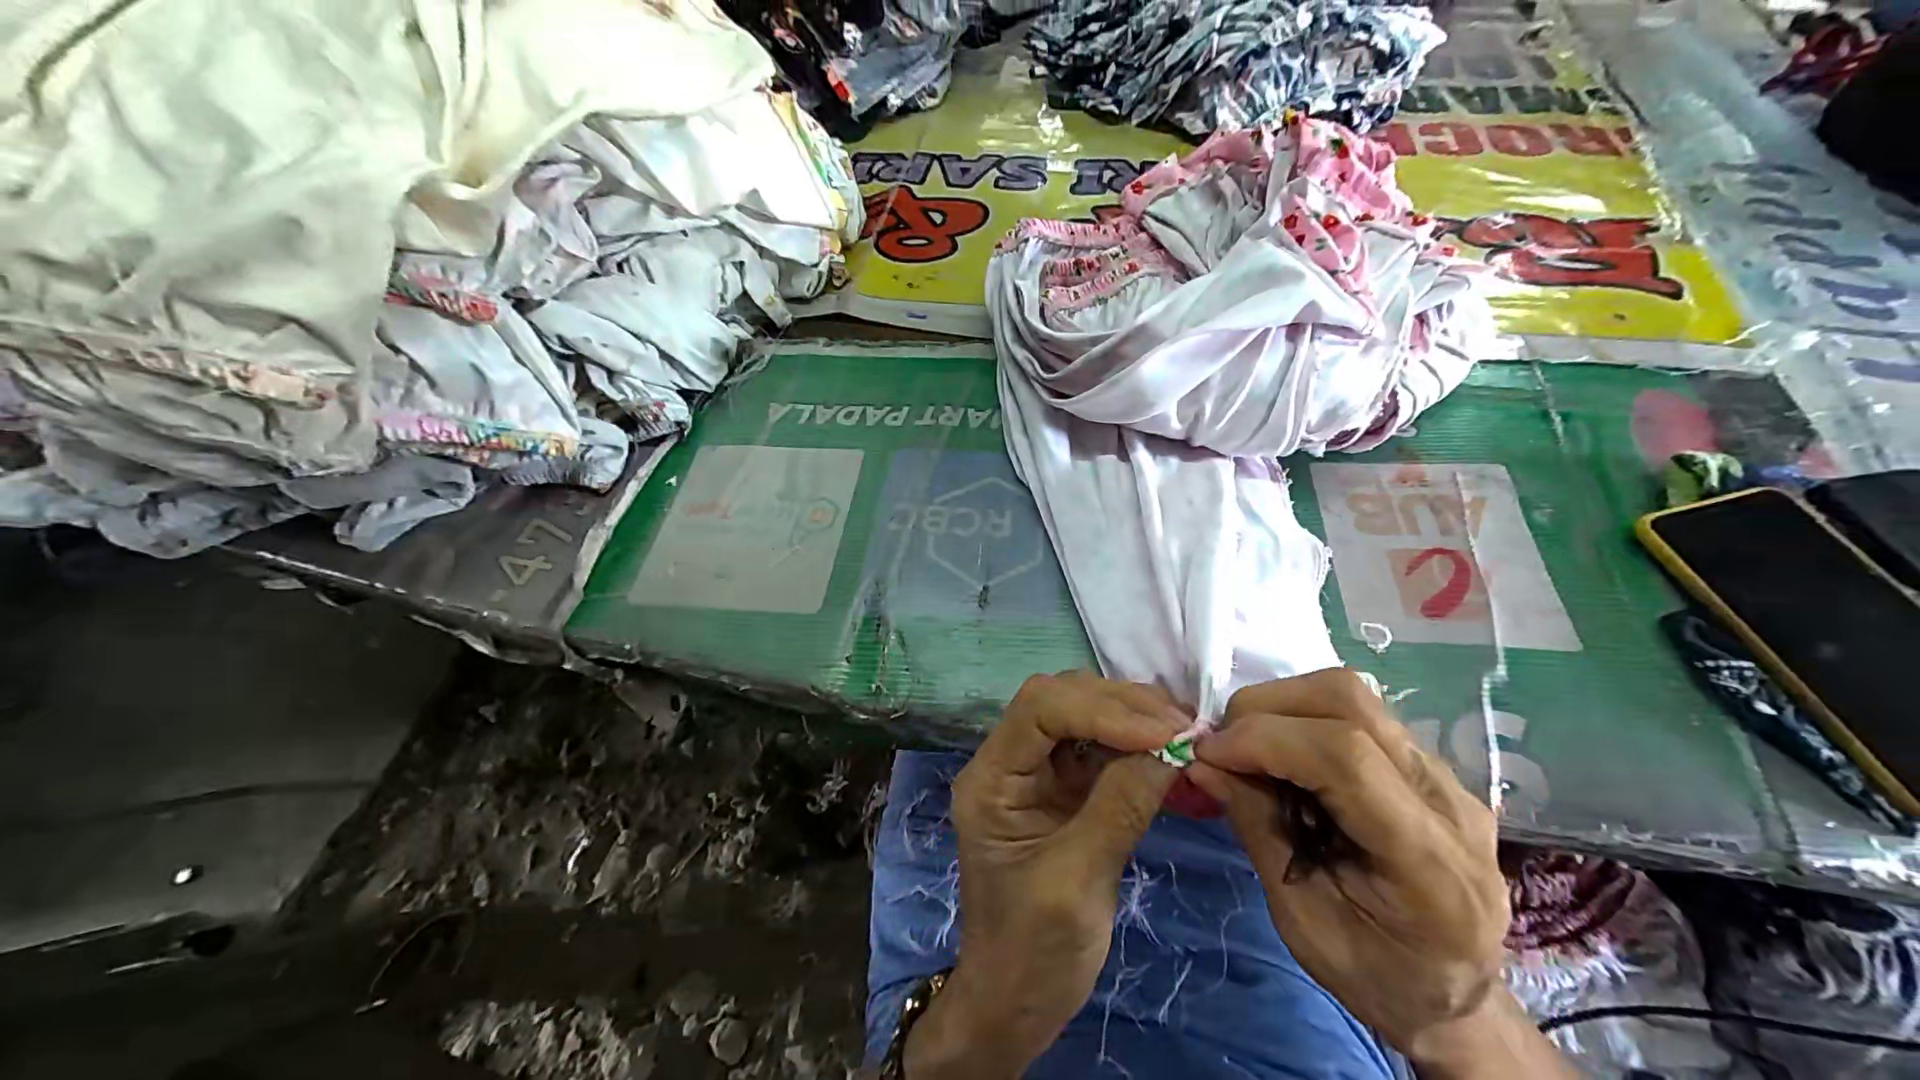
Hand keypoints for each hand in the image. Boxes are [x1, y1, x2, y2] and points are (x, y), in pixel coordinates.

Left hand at [904, 672, 1187, 1078]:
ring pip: (1082, 718)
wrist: (1015, 1002)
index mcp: (991, 779)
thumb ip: (1119, 807)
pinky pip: (1099, 750)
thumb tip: (1171, 747)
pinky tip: (1170, 752)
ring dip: (1133, 719)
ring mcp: (1037, 775)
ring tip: (1185, 732)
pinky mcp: (1064, 792)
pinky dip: (1136, 745)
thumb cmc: (1033, 951)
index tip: (1163, 733)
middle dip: (1122, 707)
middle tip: (1185, 726)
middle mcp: (1009, 763)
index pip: (1039, 709)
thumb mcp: (1076, 882)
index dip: (1101, 709)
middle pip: (1061, 702)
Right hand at [1186, 669, 1510, 1059]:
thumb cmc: (1375, 974)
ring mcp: (1445, 776)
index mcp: (1430, 865)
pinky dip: (1299, 716)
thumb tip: (1202, 763)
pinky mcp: (1426, 763)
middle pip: (1350, 703)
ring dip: (1279, 705)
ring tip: (1245, 745)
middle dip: (1265, 708)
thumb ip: (1258, 830)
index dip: (1265, 740)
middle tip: (1221, 746)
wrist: (1451, 992)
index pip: (1346, 759)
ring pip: (1352, 695)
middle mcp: (1448, 802)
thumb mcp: (1302, 921)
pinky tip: (1279, 753)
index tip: (1206, 754)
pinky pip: (1356, 712)